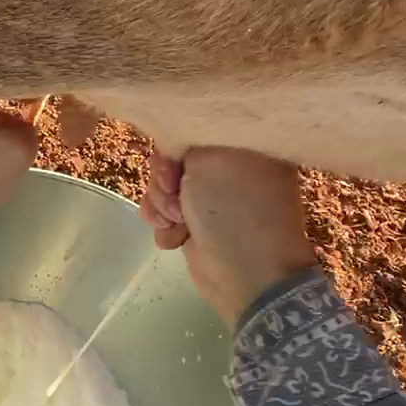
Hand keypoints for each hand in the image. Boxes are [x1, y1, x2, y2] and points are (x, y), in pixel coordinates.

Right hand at [140, 147, 316, 325]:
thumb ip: (186, 140)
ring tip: (175, 223)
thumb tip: (174, 146)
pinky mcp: (196, 222)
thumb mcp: (210, 158)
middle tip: (173, 195)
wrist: (246, 274)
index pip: (192, 131)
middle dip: (163, 180)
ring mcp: (213, 197)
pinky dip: (162, 224)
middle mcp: (230, 168)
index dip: (173, 147)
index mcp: (245, 145)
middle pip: (173, 158)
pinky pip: (163, 211)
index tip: (172, 166)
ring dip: (159, 204)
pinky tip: (173, 237)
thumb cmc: (233, 209)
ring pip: (163, 185)